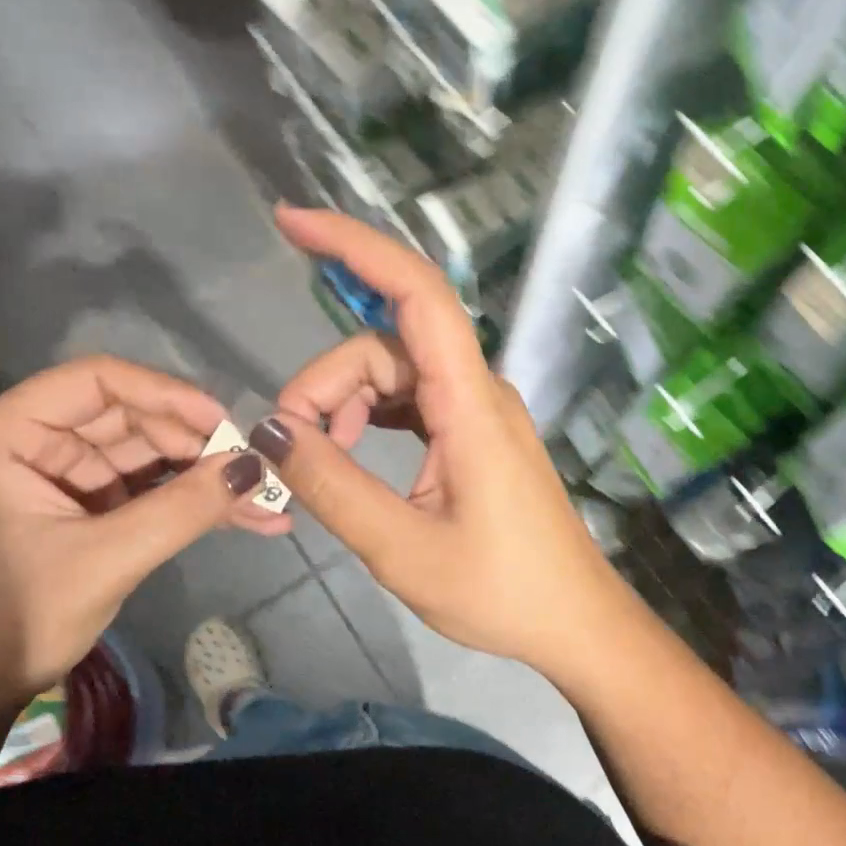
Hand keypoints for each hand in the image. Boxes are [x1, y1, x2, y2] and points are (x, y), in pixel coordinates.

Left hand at [0, 356, 279, 707]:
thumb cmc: (12, 620)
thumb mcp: (106, 560)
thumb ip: (183, 508)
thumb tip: (256, 467)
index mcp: (6, 436)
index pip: (97, 382)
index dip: (168, 395)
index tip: (227, 424)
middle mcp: (29, 444)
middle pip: (129, 420)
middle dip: (196, 446)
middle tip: (255, 473)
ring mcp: (56, 480)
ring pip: (145, 458)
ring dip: (203, 479)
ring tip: (266, 500)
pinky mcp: (79, 513)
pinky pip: (143, 493)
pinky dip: (187, 505)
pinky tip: (244, 519)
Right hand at [253, 206, 634, 667]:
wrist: (575, 622)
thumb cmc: (501, 590)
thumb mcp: (401, 548)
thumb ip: (332, 484)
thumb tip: (269, 429)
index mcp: (471, 404)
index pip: (417, 293)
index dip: (356, 246)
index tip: (291, 224)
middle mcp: (481, 392)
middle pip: (389, 344)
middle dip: (327, 378)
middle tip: (290, 444)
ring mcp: (483, 413)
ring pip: (399, 373)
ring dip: (348, 401)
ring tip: (318, 459)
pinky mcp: (480, 437)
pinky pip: (416, 402)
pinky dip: (374, 417)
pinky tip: (350, 456)